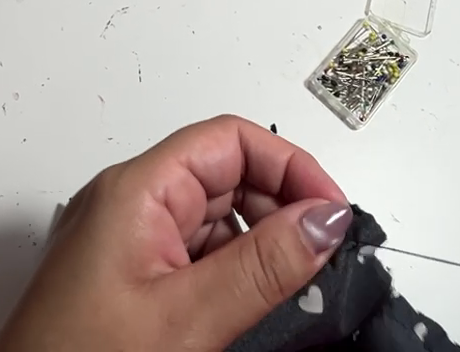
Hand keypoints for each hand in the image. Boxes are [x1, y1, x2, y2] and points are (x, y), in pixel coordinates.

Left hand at [0, 115, 353, 351]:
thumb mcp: (186, 319)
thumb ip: (261, 266)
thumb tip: (323, 219)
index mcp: (136, 188)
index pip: (227, 140)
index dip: (287, 164)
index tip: (329, 211)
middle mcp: (131, 201)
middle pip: (225, 173)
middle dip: (280, 205)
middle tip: (322, 254)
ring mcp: (130, 239)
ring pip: (216, 216)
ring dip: (261, 243)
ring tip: (294, 287)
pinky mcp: (132, 276)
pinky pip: (198, 253)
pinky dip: (234, 271)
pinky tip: (255, 306)